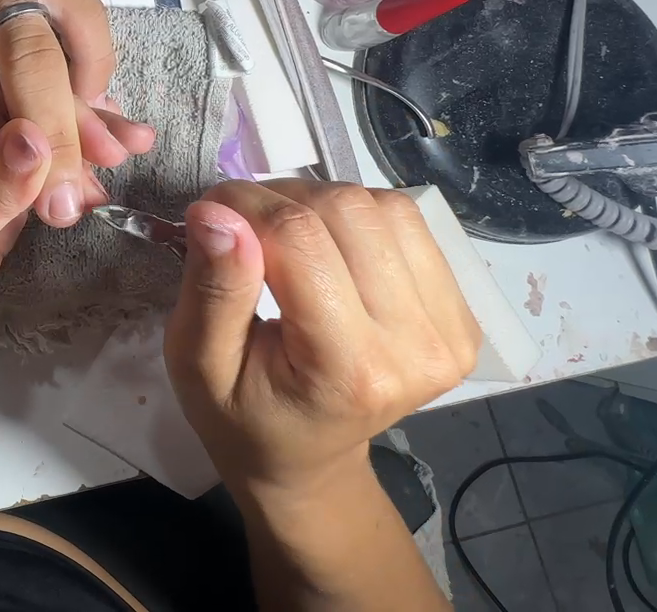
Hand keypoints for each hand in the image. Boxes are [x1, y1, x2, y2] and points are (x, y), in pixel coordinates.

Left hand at [0, 92, 154, 391]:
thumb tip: (37, 134)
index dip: (49, 104)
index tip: (99, 133)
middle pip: (21, 114)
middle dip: (77, 121)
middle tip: (128, 144)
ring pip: (35, 147)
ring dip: (81, 147)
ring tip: (130, 153)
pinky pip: (36, 186)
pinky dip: (68, 183)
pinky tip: (97, 190)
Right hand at [164, 181, 480, 504]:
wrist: (304, 456)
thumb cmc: (237, 413)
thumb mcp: (195, 361)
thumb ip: (211, 288)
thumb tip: (215, 212)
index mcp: (346, 367)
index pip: (299, 237)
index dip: (244, 204)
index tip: (207, 211)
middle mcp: (415, 346)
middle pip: (347, 211)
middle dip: (278, 199)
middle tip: (239, 225)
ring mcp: (449, 332)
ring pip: (380, 207)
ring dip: (315, 203)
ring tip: (280, 237)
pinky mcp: (461, 317)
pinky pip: (406, 224)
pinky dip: (352, 219)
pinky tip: (325, 249)